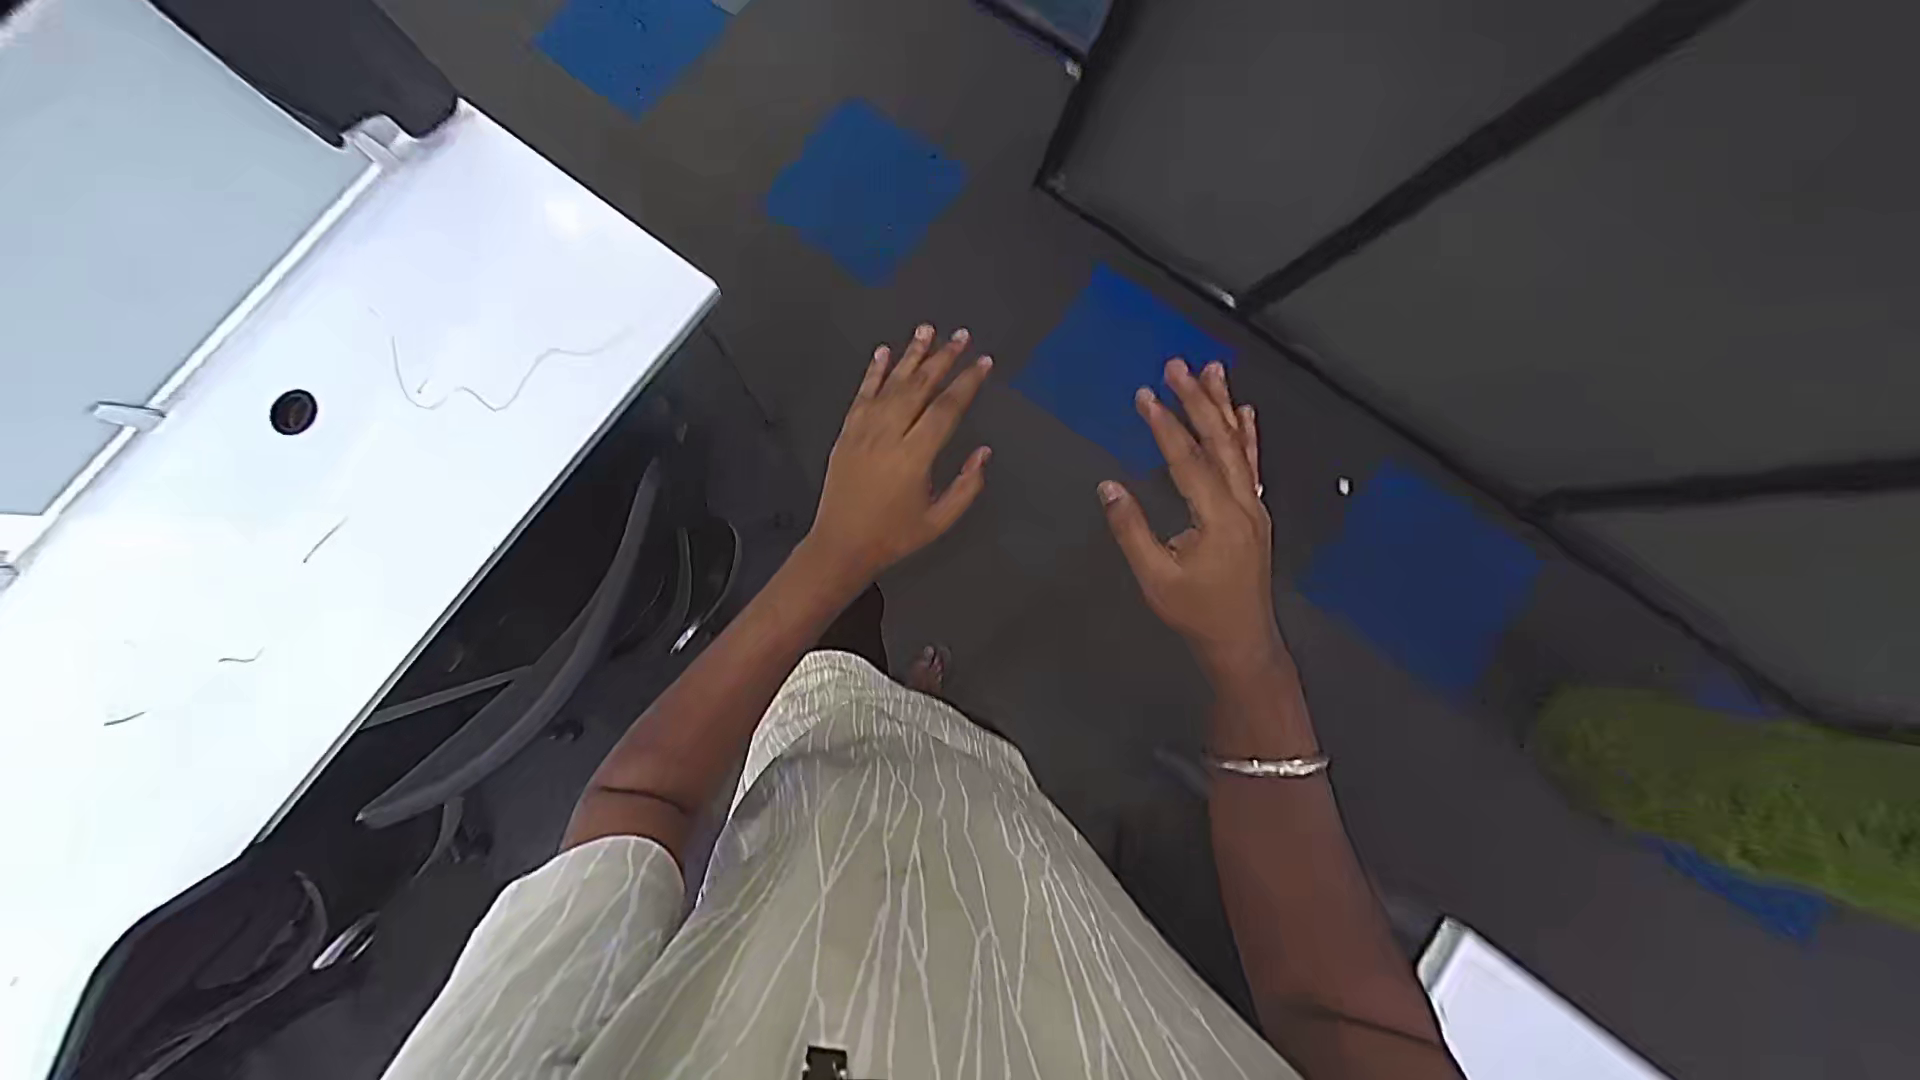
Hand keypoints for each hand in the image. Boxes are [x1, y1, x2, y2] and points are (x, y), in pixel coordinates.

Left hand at [803, 323, 993, 588]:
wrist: (841, 545)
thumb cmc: (894, 536)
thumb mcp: (939, 520)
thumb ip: (966, 486)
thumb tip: (983, 452)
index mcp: (914, 457)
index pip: (946, 409)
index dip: (967, 383)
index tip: (983, 363)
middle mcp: (888, 436)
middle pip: (919, 387)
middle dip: (943, 358)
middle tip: (961, 336)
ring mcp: (863, 431)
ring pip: (891, 384)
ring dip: (911, 355)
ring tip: (927, 329)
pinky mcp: (846, 433)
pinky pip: (862, 395)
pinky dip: (873, 372)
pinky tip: (883, 352)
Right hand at [1100, 359, 1283, 675]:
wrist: (1241, 640)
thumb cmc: (1195, 612)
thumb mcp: (1155, 576)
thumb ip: (1131, 529)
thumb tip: (1109, 487)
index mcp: (1218, 518)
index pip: (1187, 461)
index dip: (1165, 427)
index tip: (1146, 396)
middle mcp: (1242, 504)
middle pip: (1218, 442)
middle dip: (1196, 401)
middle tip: (1178, 366)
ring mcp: (1254, 507)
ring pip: (1238, 447)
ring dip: (1224, 407)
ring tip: (1213, 372)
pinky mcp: (1256, 513)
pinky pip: (1251, 465)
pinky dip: (1247, 436)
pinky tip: (1245, 413)